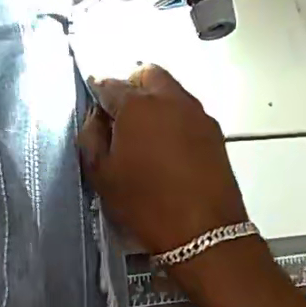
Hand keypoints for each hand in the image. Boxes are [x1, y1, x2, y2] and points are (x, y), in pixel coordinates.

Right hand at [77, 64, 249, 255]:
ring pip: (171, 90)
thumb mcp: (101, 174)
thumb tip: (96, 118)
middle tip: (118, 113)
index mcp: (137, 105)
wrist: (204, 233)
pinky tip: (164, 145)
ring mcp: (197, 114)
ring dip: (154, 100)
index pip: (109, 84)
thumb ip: (91, 137)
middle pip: (147, 74)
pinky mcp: (214, 132)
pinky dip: (172, 117)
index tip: (93, 105)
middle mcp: (170, 99)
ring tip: (142, 132)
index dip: (97, 91)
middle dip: (130, 85)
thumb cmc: (145, 203)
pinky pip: (187, 111)